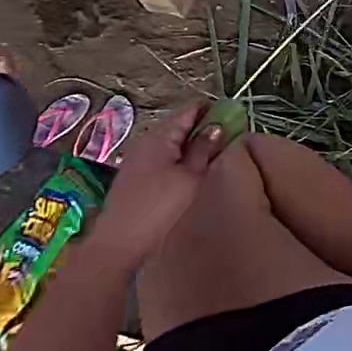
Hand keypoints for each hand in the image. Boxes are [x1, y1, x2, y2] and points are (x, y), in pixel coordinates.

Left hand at [92, 102, 228, 266]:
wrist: (119, 241)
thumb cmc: (158, 206)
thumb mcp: (190, 177)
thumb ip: (204, 149)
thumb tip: (217, 127)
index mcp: (161, 134)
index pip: (190, 109)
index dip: (211, 109)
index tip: (232, 115)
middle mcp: (147, 138)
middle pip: (179, 123)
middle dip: (202, 126)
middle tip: (226, 137)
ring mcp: (138, 155)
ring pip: (170, 139)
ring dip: (190, 142)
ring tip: (211, 153)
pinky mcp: (134, 172)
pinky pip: (161, 153)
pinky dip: (177, 155)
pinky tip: (188, 169)